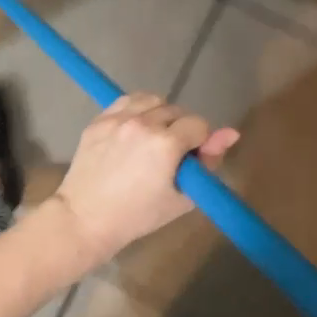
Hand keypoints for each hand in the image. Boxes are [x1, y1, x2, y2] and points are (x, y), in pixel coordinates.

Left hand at [50, 94, 238, 260]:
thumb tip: (231, 133)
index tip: (189, 160)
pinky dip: (135, 111)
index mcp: (165, 143)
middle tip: (170, 154)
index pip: (199, 124)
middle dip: (180, 129)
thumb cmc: (138, 215)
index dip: (200, 142)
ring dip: (158, 114)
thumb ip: (208, 163)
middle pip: (176, 110)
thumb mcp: (182, 196)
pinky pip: (124, 102)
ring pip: (150, 100)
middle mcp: (141, 123)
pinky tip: (133, 131)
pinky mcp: (96, 121)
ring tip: (152, 139)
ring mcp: (115, 120)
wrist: (85, 217)